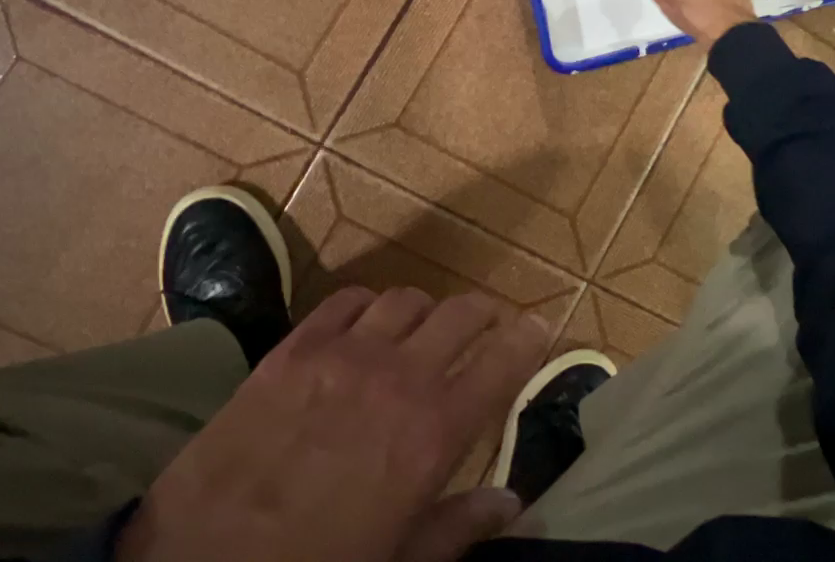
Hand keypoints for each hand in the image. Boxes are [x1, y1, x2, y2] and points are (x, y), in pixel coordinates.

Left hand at [118, 288, 549, 561]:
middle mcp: (399, 376)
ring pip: (406, 299)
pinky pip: (346, 300)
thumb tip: (513, 503)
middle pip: (460, 314)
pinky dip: (368, 304)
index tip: (540, 326)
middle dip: (484, 314)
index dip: (529, 337)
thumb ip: (461, 525)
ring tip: (423, 327)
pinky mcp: (293, 348)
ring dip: (426, 310)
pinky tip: (366, 324)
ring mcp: (344, 353)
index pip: (503, 361)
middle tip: (488, 323)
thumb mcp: (399, 561)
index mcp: (435, 431)